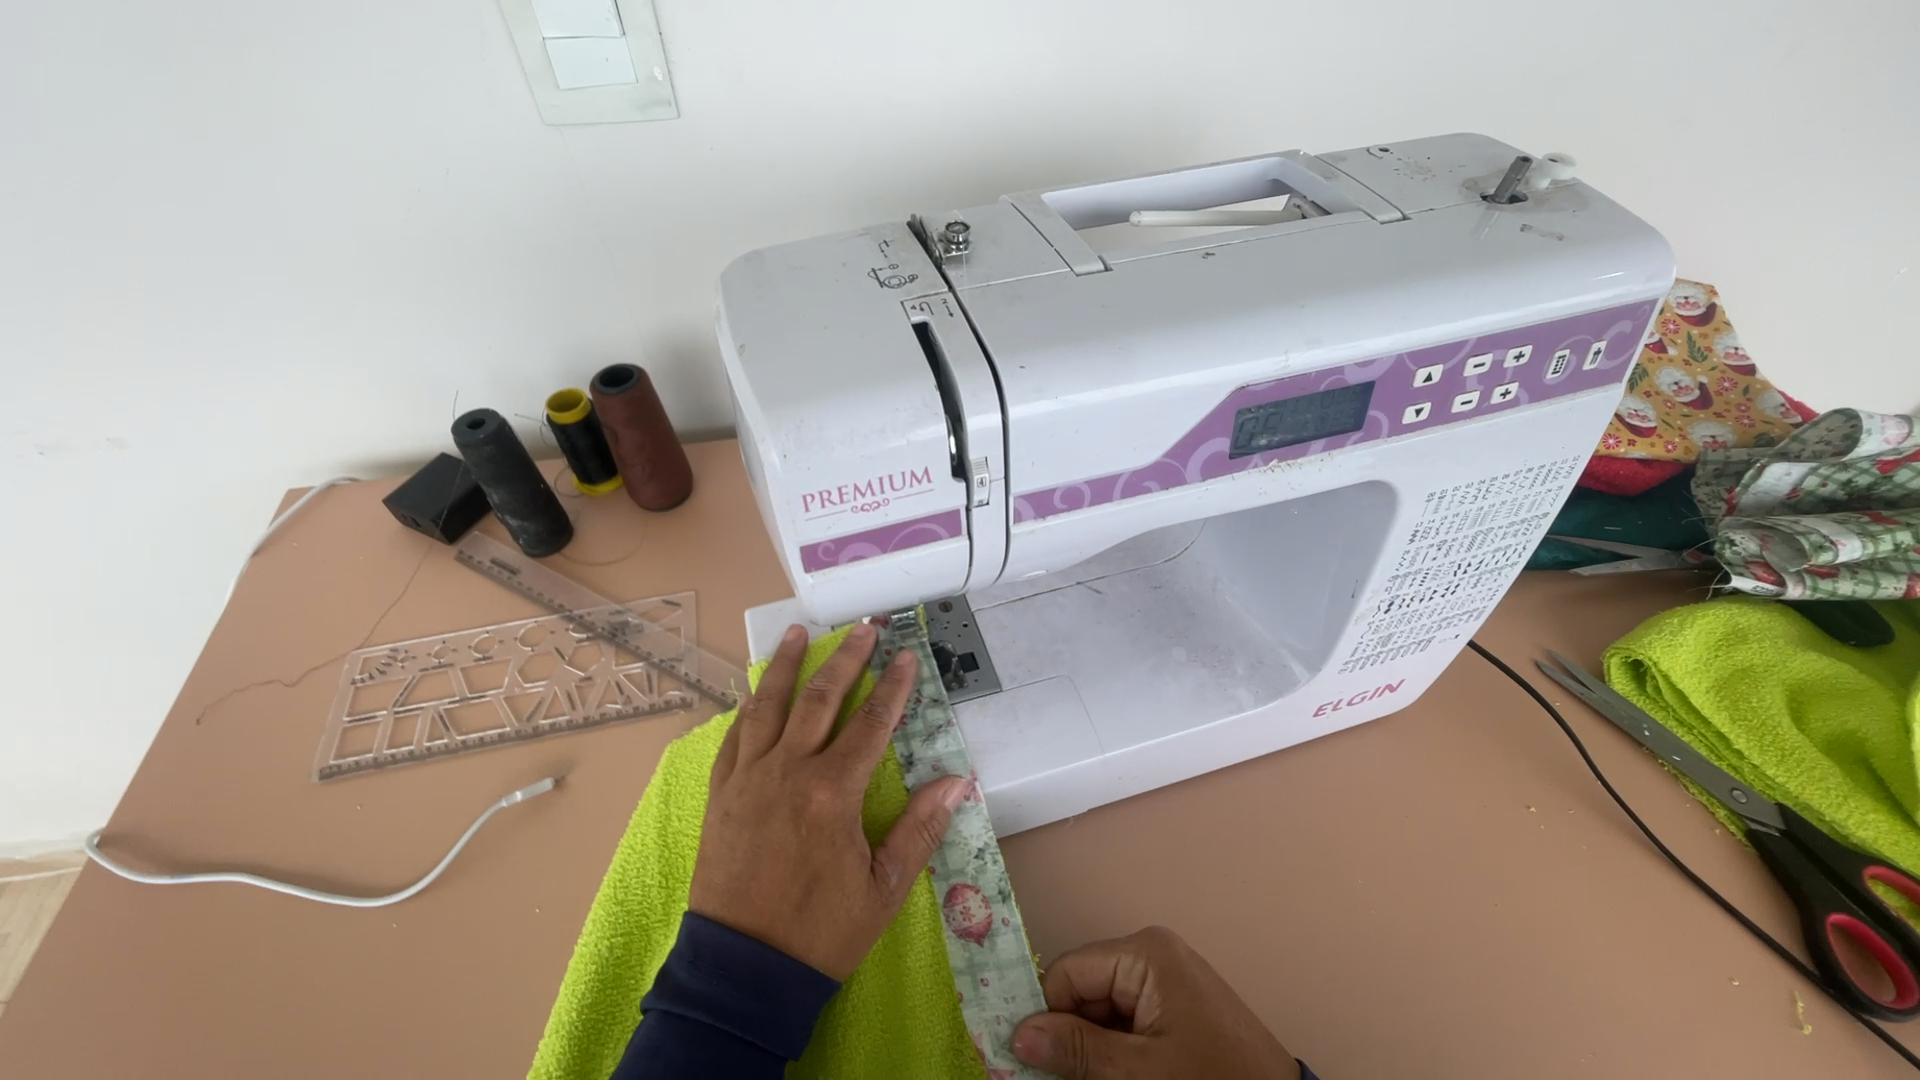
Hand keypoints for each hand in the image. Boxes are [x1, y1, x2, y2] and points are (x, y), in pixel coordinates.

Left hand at [688, 622, 969, 980]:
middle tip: (863, 629)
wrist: (741, 971)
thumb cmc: (820, 931)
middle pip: (821, 698)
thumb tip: (958, 781)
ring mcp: (748, 778)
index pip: (870, 723)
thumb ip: (920, 828)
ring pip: (769, 706)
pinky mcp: (721, 794)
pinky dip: (747, 708)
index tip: (905, 655)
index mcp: (832, 792)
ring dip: (787, 666)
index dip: (892, 687)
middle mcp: (788, 771)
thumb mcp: (884, 888)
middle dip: (846, 659)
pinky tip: (754, 692)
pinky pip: (734, 737)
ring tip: (799, 633)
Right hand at [1012, 926, 1299, 1079]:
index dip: (1049, 1017)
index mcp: (1143, 953)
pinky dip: (1114, 1050)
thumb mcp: (1138, 1072)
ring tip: (1104, 1079)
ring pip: (1100, 1009)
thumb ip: (1076, 1050)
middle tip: (1073, 1078)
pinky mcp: (1174, 1003)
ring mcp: (1164, 977)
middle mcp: (1150, 953)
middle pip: (1082, 990)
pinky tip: (1122, 1074)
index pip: (1067, 972)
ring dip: (1092, 1048)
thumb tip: (1019, 1035)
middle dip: (1073, 1035)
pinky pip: (1125, 1019)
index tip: (1035, 1061)